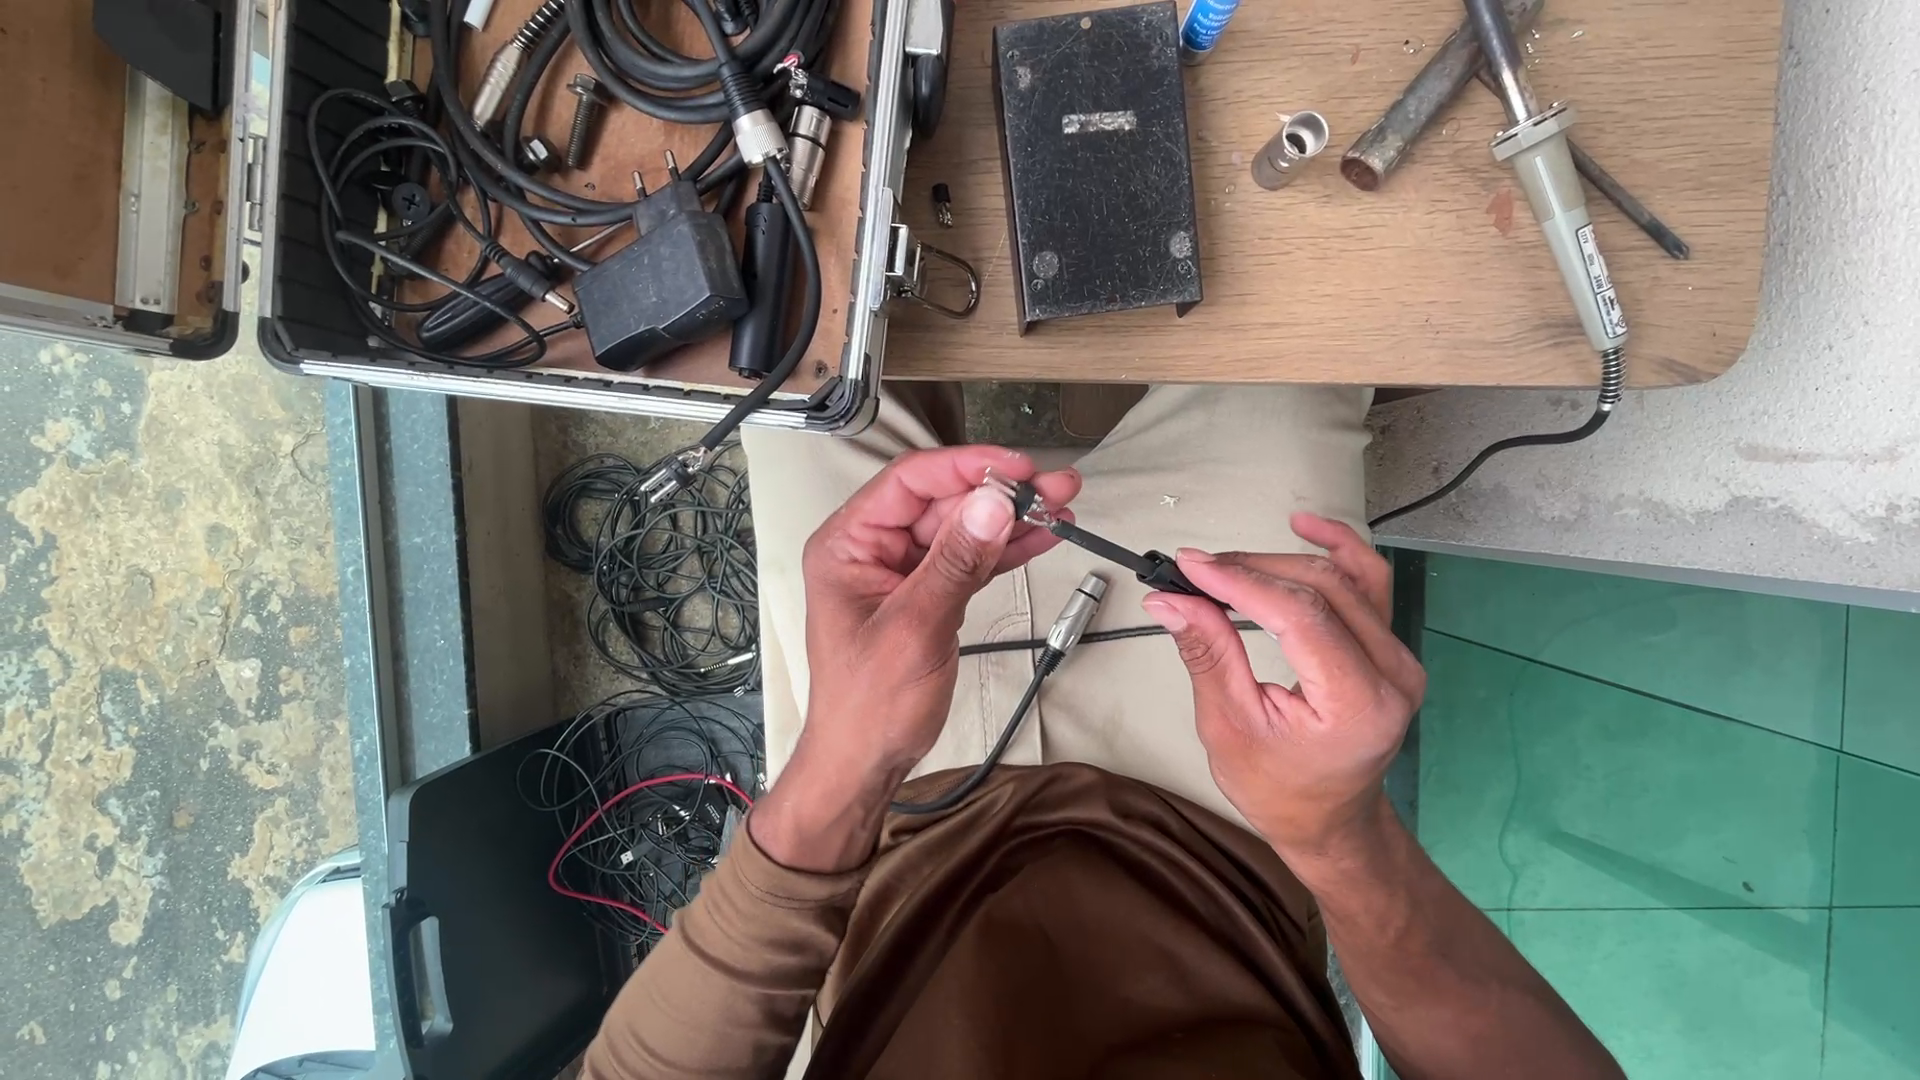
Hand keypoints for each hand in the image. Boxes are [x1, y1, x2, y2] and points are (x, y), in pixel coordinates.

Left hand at [798, 447, 1080, 774]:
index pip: (909, 482)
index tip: (1017, 469)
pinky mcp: (929, 591)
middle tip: (1055, 485)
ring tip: (1062, 506)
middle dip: (999, 492)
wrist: (866, 760)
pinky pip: (970, 559)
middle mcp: (873, 547)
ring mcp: (902, 569)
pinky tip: (1041, 537)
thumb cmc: (869, 704)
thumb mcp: (914, 628)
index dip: (965, 467)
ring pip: (962, 527)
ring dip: (1011, 518)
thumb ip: (954, 563)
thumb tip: (992, 504)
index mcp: (848, 543)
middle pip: (942, 501)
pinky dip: (1005, 549)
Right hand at [1140, 513, 1424, 863]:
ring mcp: (1397, 655)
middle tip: (1193, 571)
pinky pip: (1368, 582)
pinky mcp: (1389, 646)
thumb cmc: (1278, 788)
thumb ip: (1207, 654)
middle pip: (1322, 587)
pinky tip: (1305, 526)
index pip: (1300, 616)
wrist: (1328, 820)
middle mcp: (1392, 672)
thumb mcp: (1228, 726)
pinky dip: (1336, 548)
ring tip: (1225, 563)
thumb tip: (1170, 599)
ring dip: (1279, 559)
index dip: (1240, 582)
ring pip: (1343, 577)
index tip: (1188, 567)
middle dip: (1250, 569)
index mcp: (1357, 703)